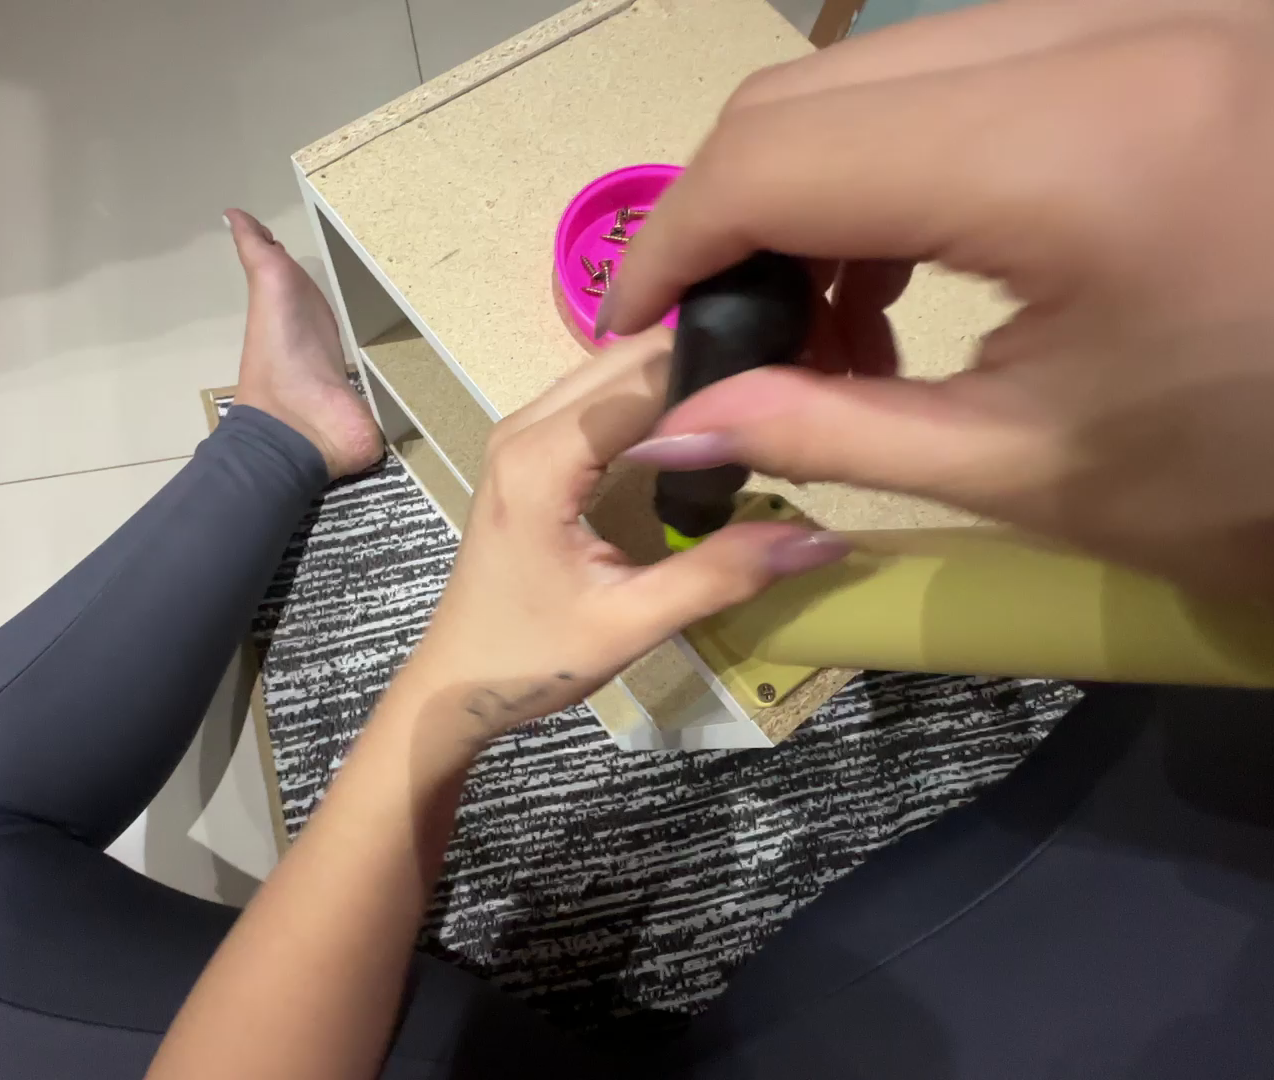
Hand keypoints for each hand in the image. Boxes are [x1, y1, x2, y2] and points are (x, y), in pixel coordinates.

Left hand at [386, 330, 850, 742]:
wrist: (455, 679)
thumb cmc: (530, 656)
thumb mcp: (628, 624)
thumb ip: (719, 575)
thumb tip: (818, 539)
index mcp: (543, 457)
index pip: (648, 376)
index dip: (721, 377)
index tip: (788, 397)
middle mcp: (526, 425)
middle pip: (630, 358)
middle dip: (706, 368)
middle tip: (777, 406)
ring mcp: (522, 432)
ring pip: (613, 371)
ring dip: (678, 381)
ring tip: (746, 418)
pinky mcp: (528, 449)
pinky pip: (598, 399)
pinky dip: (649, 402)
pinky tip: (692, 436)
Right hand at [605, 0, 1273, 659]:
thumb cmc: (1259, 492)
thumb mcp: (1005, 474)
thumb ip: (810, 433)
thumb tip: (660, 434)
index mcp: (1077, 152)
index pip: (776, 157)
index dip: (669, 245)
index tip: (630, 330)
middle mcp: (1109, 29)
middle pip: (800, 95)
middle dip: (715, 220)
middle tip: (707, 335)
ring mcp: (1141, 12)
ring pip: (858, 80)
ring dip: (791, 202)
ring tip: (807, 327)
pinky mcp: (1155, 33)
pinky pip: (939, 83)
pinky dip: (870, 181)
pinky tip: (885, 277)